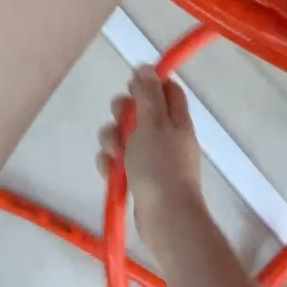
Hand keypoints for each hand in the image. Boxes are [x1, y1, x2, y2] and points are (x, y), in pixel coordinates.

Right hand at [99, 67, 205, 257]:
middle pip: (140, 112)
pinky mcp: (140, 180)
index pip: (167, 90)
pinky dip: (112, 165)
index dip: (148, 83)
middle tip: (120, 120)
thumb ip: (148, 94)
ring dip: (113, 141)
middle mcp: (166, 137)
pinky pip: (120, 162)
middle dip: (122, 114)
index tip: (131, 84)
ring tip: (114, 154)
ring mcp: (154, 160)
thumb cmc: (160, 165)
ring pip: (125, 137)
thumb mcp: (152, 122)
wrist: (166, 219)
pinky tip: (110, 172)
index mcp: (176, 120)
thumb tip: (147, 67)